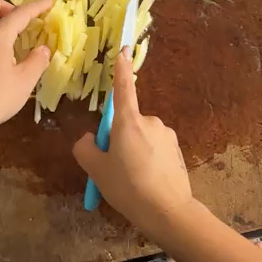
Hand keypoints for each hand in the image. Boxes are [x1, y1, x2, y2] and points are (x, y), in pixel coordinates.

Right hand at [73, 51, 194, 231]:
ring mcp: (166, 134)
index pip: (122, 89)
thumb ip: (85, 149)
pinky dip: (148, 160)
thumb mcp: (96, 170)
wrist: (168, 210)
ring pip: (141, 138)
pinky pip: (154, 148)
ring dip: (133, 151)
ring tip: (132, 180)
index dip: (120, 69)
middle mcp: (150, 121)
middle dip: (118, 140)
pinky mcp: (176, 149)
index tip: (122, 50)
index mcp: (128, 122)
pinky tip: (147, 181)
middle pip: (126, 123)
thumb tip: (90, 139)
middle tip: (114, 169)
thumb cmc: (128, 188)